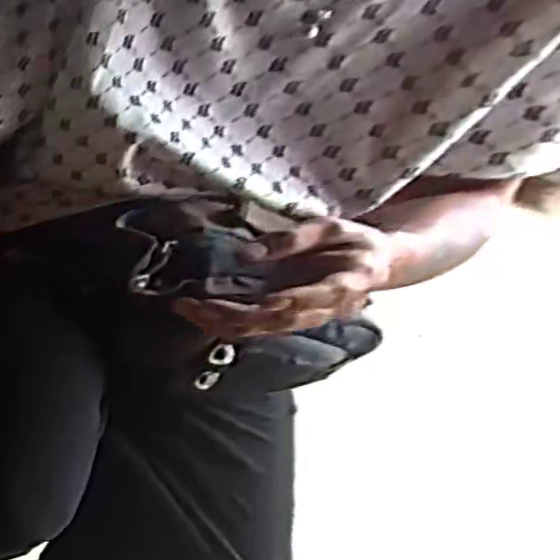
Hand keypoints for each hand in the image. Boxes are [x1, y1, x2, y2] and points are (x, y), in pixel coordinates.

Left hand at [173, 217, 399, 338]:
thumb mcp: (333, 228)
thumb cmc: (353, 242)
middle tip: (187, 303)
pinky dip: (220, 323)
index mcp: (343, 285)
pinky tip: (196, 311)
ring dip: (216, 322)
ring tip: (183, 307)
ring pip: (256, 331)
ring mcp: (301, 320)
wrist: (375, 263)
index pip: (304, 302)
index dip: (271, 306)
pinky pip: (250, 329)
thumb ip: (293, 238)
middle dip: (226, 315)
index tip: (239, 302)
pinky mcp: (284, 322)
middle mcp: (321, 310)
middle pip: (271, 322)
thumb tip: (247, 254)